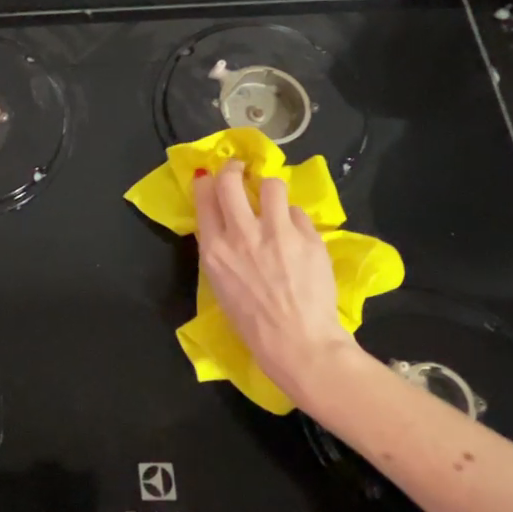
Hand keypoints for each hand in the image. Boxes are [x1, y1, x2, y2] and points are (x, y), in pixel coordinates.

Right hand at [191, 160, 364, 407]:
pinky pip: (298, 213)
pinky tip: (296, 236)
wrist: (297, 342)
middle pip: (231, 181)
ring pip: (271, 186)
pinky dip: (294, 220)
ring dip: (270, 190)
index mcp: (214, 249)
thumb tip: (222, 225)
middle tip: (239, 169)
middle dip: (234, 169)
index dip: (206, 182)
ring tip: (274, 200)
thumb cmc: (252, 323)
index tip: (210, 176)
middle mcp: (242, 234)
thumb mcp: (220, 284)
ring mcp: (277, 233)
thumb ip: (219, 249)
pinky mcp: (308, 237)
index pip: (205, 198)